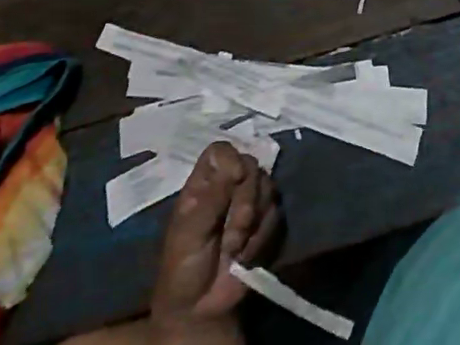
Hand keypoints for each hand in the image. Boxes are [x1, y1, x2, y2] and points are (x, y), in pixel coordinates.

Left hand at [149, 143, 281, 343]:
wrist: (201, 308)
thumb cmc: (183, 266)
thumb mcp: (189, 233)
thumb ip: (212, 199)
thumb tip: (236, 165)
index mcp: (203, 183)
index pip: (222, 150)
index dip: (232, 158)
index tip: (235, 177)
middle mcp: (228, 186)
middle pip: (251, 166)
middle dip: (245, 202)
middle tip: (232, 232)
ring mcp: (249, 202)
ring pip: (267, 188)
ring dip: (253, 223)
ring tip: (234, 248)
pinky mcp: (265, 223)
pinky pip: (276, 215)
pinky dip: (262, 238)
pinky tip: (246, 256)